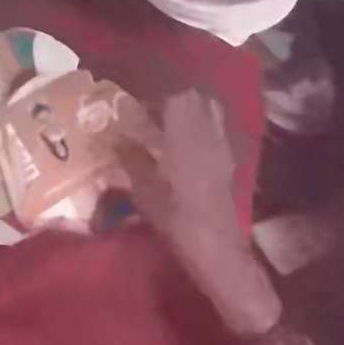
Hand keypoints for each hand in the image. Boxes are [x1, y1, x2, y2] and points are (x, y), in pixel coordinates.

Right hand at [128, 90, 282, 337]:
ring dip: (189, 109)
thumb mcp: (144, 189)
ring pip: (209, 112)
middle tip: (149, 106)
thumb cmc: (176, 220)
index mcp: (186, 139)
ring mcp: (222, 149)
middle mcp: (208, 137)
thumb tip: (114, 136)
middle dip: (173, 96)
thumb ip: (131, 157)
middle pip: (197, 100)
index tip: (134, 99)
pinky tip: (182, 140)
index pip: (176, 98)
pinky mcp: (229, 162)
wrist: (217, 251)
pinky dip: (199, 126)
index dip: (155, 93)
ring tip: (166, 119)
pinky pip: (214, 130)